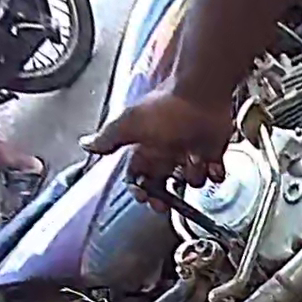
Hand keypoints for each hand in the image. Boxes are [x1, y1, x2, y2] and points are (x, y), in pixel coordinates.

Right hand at [81, 86, 234, 209]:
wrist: (201, 97)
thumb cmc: (166, 109)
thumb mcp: (132, 124)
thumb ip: (110, 137)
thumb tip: (86, 145)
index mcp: (147, 149)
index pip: (139, 176)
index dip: (140, 189)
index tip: (143, 197)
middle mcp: (169, 154)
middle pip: (165, 186)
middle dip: (164, 198)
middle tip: (165, 204)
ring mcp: (191, 155)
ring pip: (193, 181)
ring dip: (194, 174)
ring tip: (193, 157)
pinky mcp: (212, 154)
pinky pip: (215, 175)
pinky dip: (215, 172)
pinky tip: (212, 162)